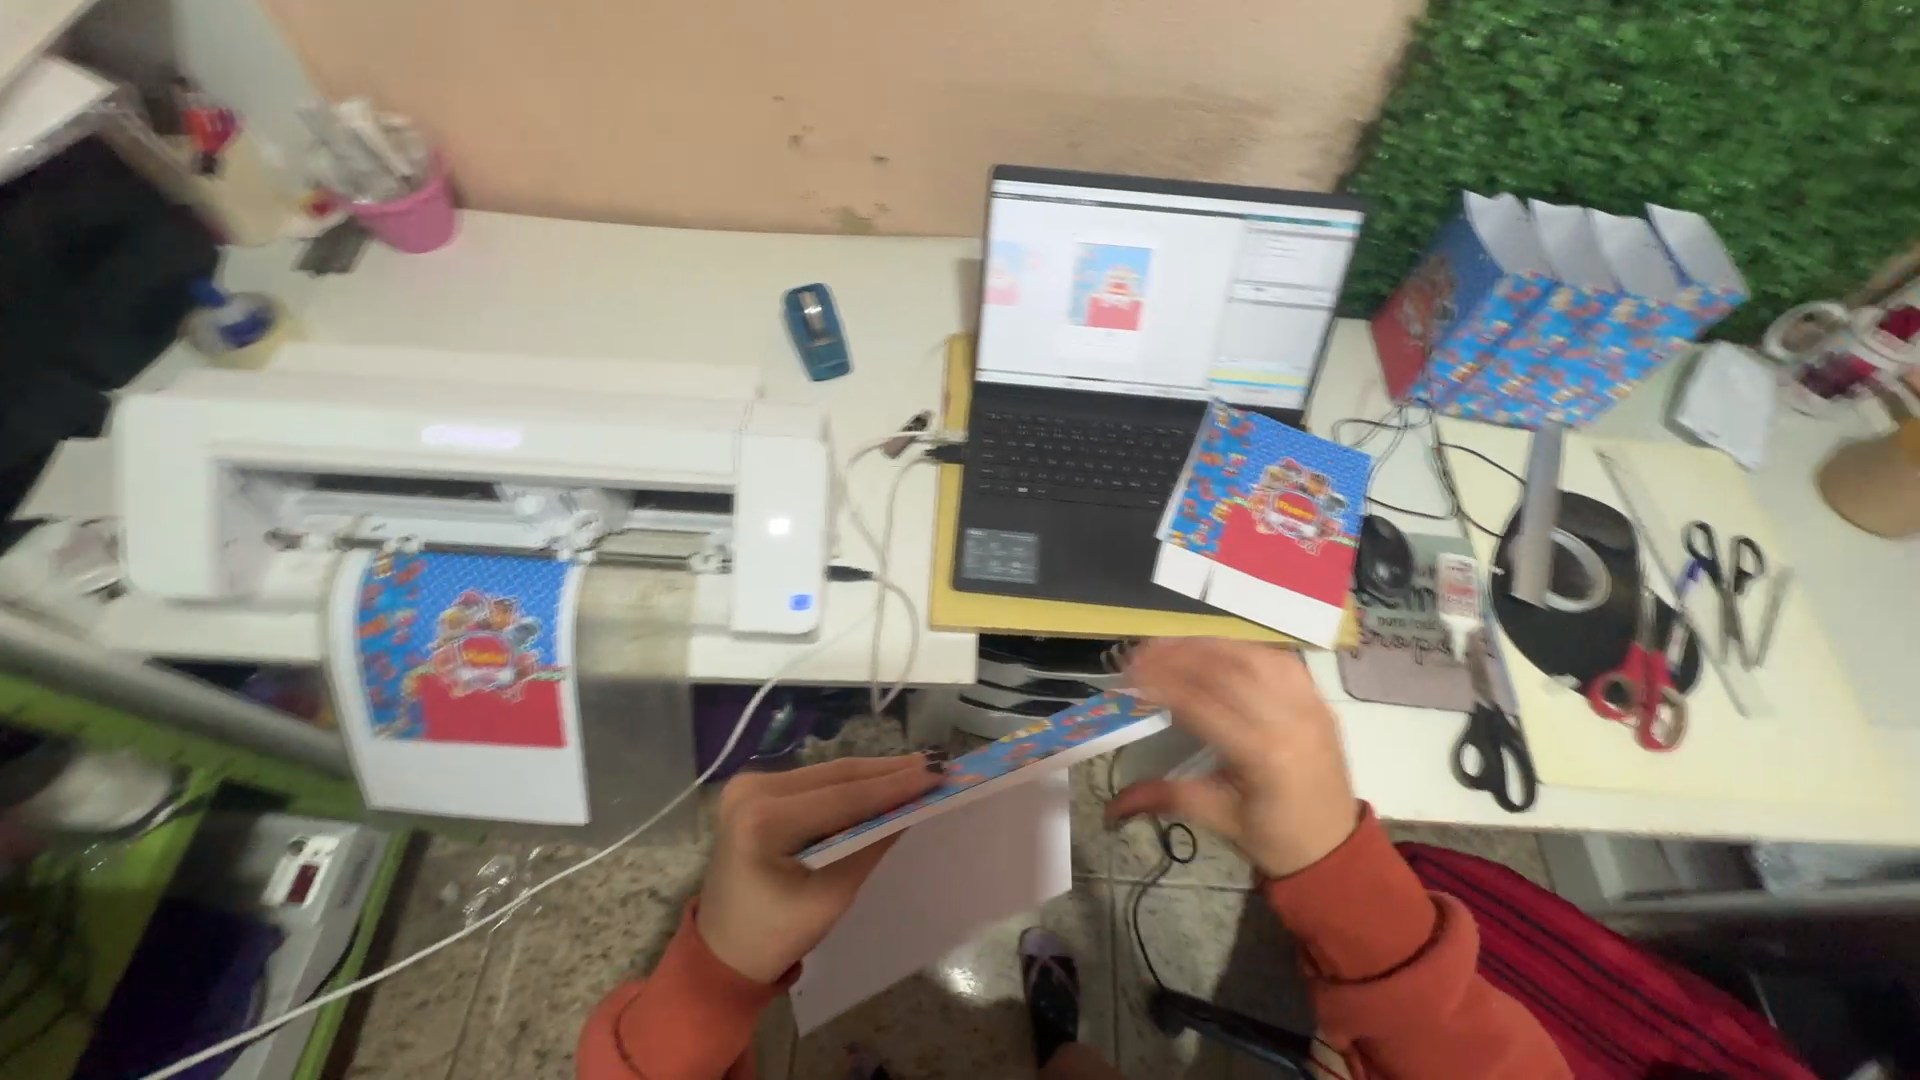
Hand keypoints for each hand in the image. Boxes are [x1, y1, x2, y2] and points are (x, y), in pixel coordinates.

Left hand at [697, 754, 941, 982]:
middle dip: (888, 772)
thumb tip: (910, 809)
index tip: (936, 774)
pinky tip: (881, 780)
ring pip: (827, 774)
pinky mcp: (755, 789)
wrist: (722, 950)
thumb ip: (870, 847)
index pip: (843, 797)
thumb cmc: (775, 934)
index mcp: (763, 820)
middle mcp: (751, 790)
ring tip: (917, 769)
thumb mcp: (831, 897)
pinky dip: (849, 784)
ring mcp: (749, 785)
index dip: (894, 786)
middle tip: (934, 765)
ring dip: (872, 774)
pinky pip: (814, 782)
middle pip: (835, 776)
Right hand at [1106, 639, 1358, 878]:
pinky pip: (1278, 661)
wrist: (1335, 847)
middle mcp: (1290, 721)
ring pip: (1253, 658)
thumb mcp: (1219, 819)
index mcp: (1264, 756)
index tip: (1130, 673)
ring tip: (1171, 645)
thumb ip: (1166, 797)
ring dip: (1207, 646)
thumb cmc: (1274, 838)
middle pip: (1227, 672)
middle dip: (1179, 656)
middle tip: (1141, 652)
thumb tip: (1112, 806)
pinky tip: (1215, 650)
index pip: (1203, 705)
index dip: (1163, 684)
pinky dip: (1242, 649)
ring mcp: (1309, 706)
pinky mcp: (1317, 701)